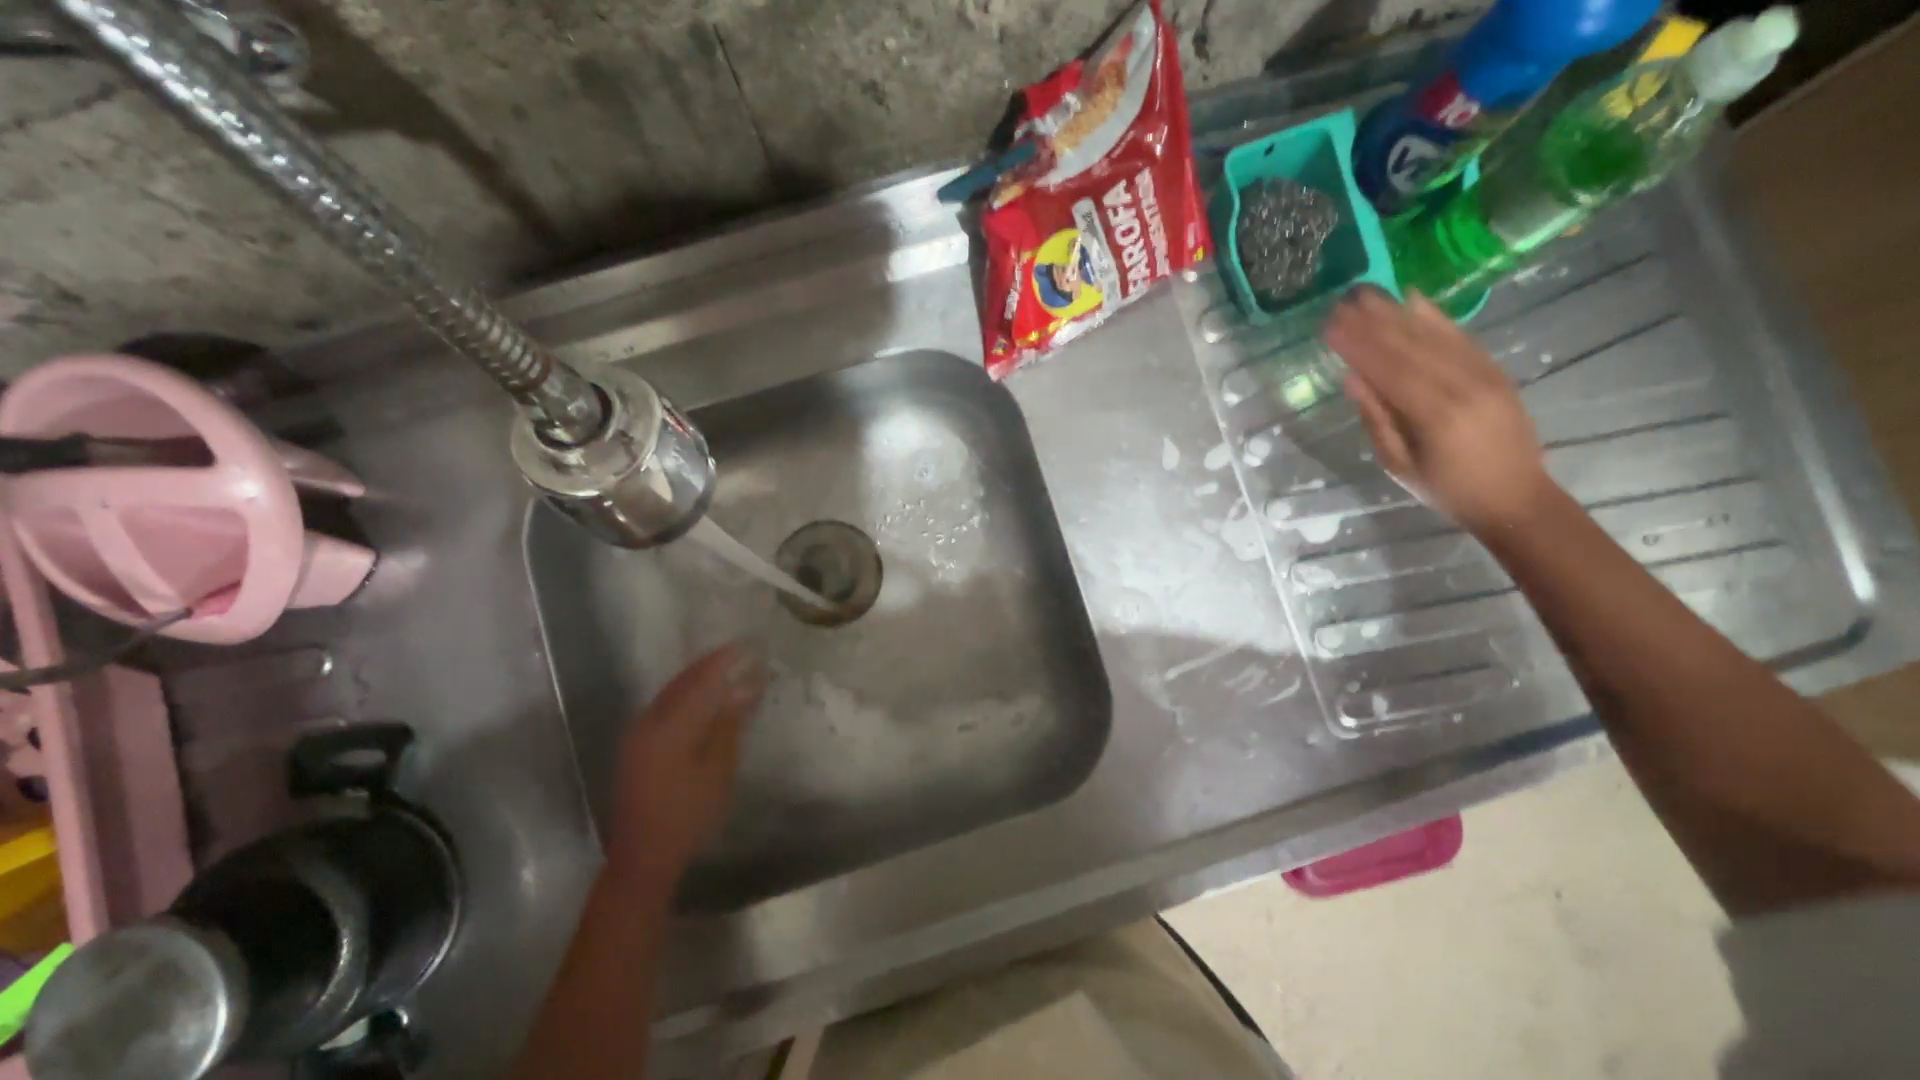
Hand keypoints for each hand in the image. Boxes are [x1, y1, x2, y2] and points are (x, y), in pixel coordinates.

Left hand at [605, 645, 766, 895]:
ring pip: (669, 695)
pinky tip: (701, 704)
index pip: (700, 681)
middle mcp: (648, 722)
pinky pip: (662, 710)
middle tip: (737, 655)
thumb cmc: (687, 816)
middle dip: (708, 667)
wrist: (642, 857)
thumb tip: (744, 689)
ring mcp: (637, 736)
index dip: (723, 662)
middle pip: (681, 683)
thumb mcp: (717, 771)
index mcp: (669, 725)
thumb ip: (728, 725)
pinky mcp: (635, 749)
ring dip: (695, 681)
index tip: (746, 647)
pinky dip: (684, 699)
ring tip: (723, 674)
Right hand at [1325, 288, 1558, 533]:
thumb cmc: (1448, 490)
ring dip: (1398, 312)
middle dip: (1373, 321)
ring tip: (1368, 294)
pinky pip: (1460, 337)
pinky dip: (1434, 317)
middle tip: (1343, 300)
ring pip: (1433, 335)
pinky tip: (1413, 300)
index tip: (1329, 325)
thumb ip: (1377, 420)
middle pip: (1409, 345)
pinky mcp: (1494, 371)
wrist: (1515, 498)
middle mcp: (1461, 386)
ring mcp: (1482, 374)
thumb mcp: (1400, 465)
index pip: (1387, 369)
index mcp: (1434, 415)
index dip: (1357, 345)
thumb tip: (1352, 379)